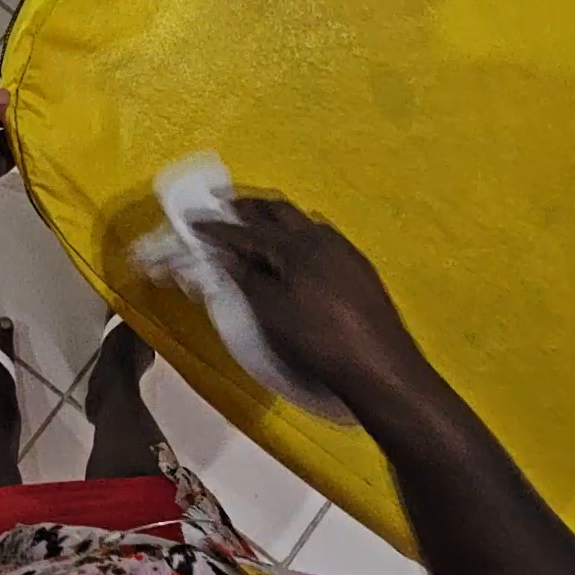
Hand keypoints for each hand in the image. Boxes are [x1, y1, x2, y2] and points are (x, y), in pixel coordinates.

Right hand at [194, 198, 431, 406]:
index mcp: (294, 248)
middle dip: (249, 207)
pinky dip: (298, 234)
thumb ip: (247, 278)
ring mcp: (343, 251)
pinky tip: (296, 250)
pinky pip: (321, 235)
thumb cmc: (317, 340)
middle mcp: (320, 239)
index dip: (217, 227)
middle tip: (225, 206)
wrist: (381, 368)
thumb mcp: (271, 312)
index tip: (194, 220)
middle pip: (278, 211)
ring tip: (258, 224)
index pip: (246, 231)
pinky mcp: (358, 267)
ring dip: (276, 218)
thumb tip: (226, 254)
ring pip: (302, 221)